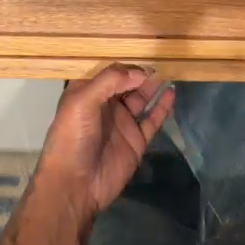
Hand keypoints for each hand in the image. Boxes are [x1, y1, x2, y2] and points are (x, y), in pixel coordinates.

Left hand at [33, 65, 175, 226]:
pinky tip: (171, 92)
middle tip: (162, 62)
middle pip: (127, 83)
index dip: (126, 66)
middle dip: (141, 73)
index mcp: (87, 93)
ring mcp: (122, 123)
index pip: (110, 72)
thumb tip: (140, 72)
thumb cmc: (73, 137)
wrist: (75, 185)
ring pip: (141, 99)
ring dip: (153, 86)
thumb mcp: (83, 101)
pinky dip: (162, 106)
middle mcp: (105, 106)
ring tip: (169, 71)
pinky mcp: (136, 141)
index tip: (144, 59)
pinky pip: (152, 120)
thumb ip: (110, 81)